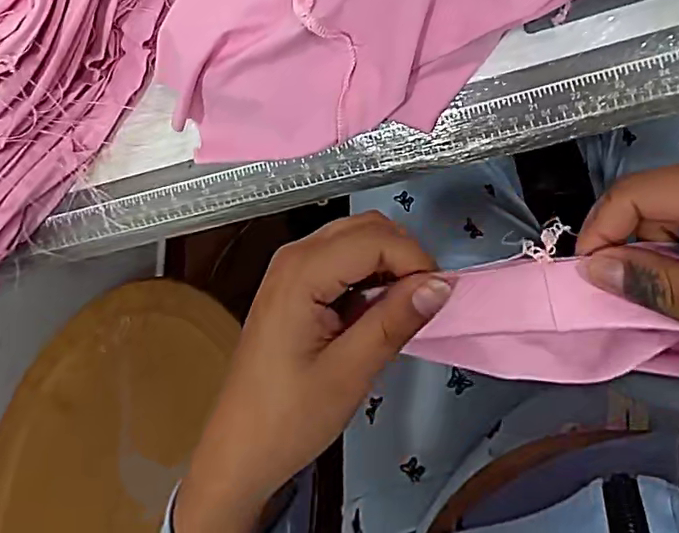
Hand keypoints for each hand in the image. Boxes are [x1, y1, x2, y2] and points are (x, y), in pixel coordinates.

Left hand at [175, 213, 452, 532]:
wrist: (239, 451)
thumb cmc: (285, 419)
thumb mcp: (350, 373)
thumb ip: (395, 320)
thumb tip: (438, 285)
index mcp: (301, 272)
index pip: (375, 238)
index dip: (415, 260)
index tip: (439, 294)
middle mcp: (295, 256)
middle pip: (368, 227)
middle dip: (404, 256)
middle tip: (426, 299)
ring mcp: (293, 266)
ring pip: (359, 236)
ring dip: (390, 262)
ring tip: (405, 307)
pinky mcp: (296, 281)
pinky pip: (345, 256)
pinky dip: (371, 272)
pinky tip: (378, 309)